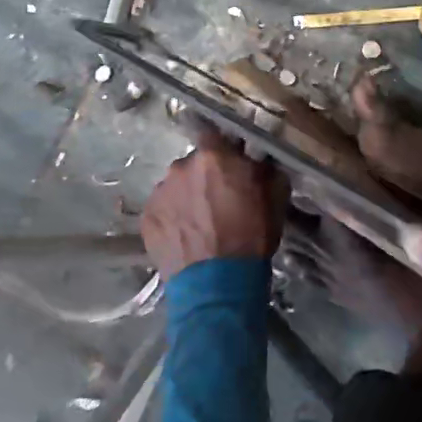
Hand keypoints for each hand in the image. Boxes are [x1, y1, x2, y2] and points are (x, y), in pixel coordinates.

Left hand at [142, 123, 288, 279]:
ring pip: (176, 185)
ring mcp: (160, 191)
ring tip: (200, 223)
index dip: (222, 149)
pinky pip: (163, 208)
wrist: (216, 286)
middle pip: (194, 163)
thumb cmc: (251, 239)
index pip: (214, 135)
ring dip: (187, 197)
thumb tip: (261, 160)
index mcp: (213, 156)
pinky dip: (173, 217)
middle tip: (218, 200)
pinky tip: (185, 237)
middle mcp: (181, 165)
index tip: (229, 163)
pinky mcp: (147, 216)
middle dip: (205, 176)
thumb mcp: (274, 200)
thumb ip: (267, 171)